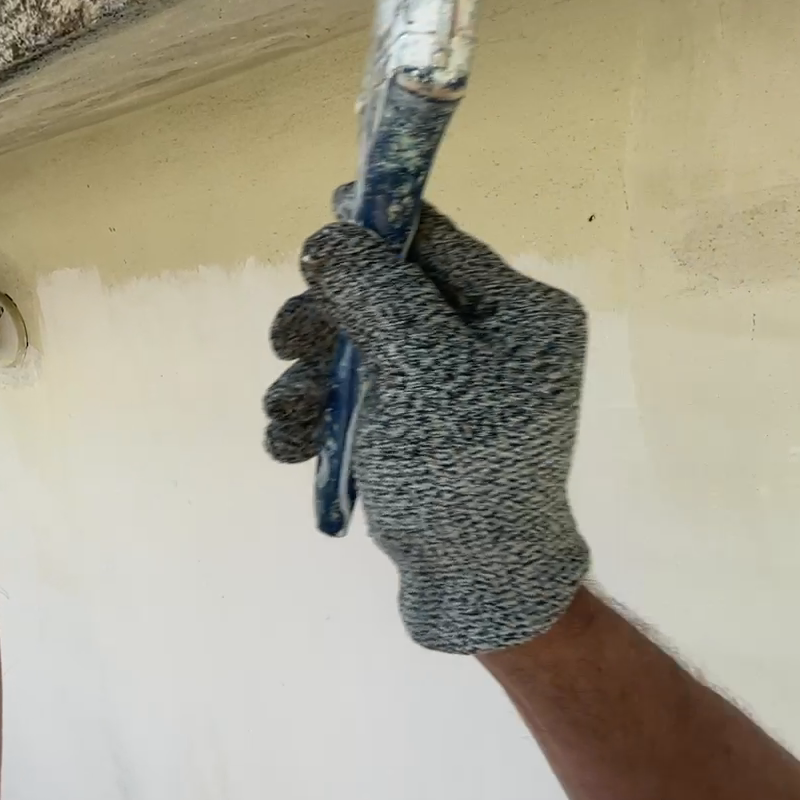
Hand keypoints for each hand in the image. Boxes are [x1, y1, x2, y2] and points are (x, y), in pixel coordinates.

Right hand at [264, 206, 591, 653]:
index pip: (437, 244)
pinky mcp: (412, 425)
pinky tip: (289, 442)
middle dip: (327, 321)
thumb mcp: (423, 367)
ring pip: (358, 349)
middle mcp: (483, 341)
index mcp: (515, 312)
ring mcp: (445, 386)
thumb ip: (378, 292)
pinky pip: (356, 397)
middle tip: (287, 343)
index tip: (326, 217)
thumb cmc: (463, 468)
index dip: (378, 226)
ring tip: (284, 413)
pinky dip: (317, 414)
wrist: (472, 582)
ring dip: (308, 377)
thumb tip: (330, 235)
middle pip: (385, 296)